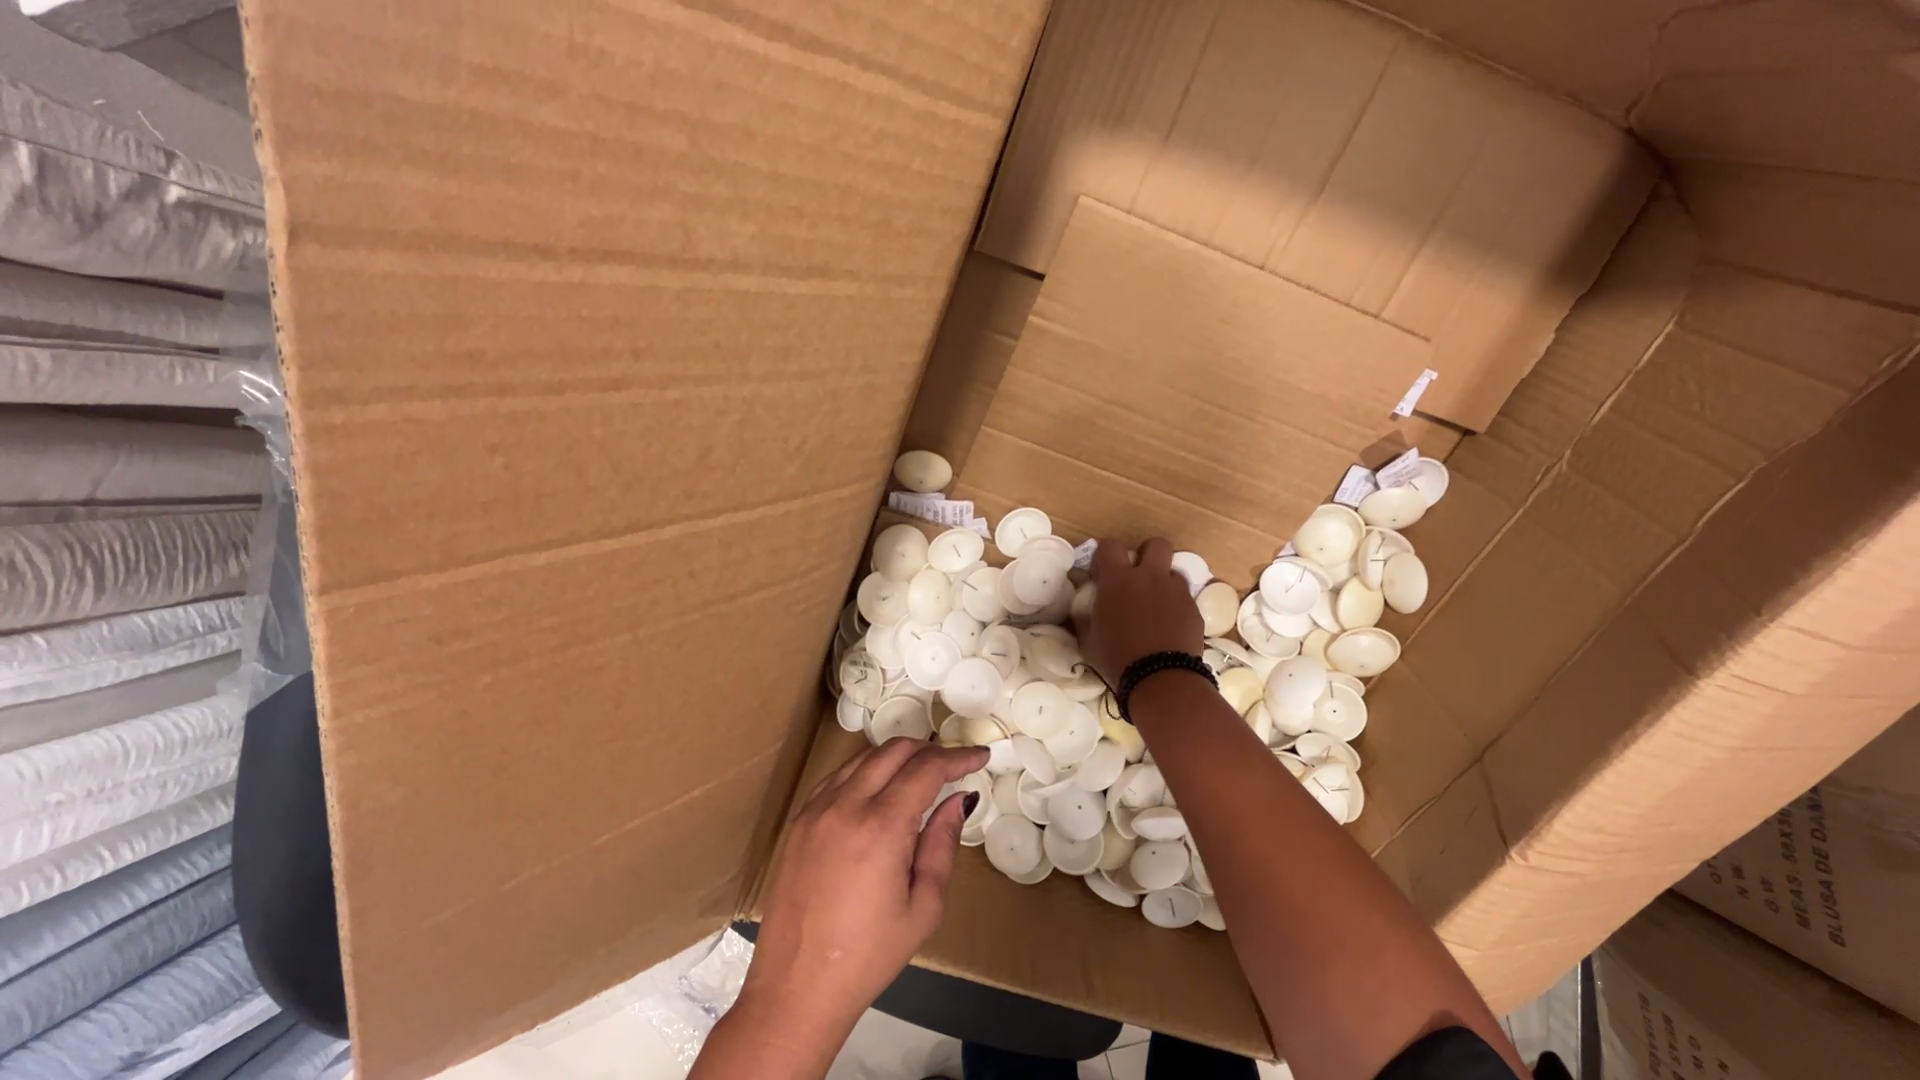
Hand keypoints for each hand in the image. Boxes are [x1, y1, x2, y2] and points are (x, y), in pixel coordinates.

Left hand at [741, 739, 988, 1032]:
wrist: (798, 987)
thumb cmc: (869, 956)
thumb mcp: (924, 906)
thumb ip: (942, 844)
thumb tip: (959, 800)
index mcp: (880, 827)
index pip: (927, 768)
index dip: (958, 757)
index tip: (980, 756)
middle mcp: (844, 806)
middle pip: (893, 751)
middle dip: (930, 749)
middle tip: (954, 765)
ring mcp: (815, 811)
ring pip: (862, 758)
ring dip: (896, 757)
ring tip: (921, 775)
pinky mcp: (797, 822)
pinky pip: (836, 777)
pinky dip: (864, 771)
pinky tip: (879, 789)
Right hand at [1074, 537, 1205, 684]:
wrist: (1161, 679)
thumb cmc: (1117, 658)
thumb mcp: (1088, 641)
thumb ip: (1084, 618)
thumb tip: (1081, 609)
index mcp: (1118, 580)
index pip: (1110, 546)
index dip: (1104, 556)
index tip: (1101, 574)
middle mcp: (1150, 577)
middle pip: (1156, 545)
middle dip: (1147, 554)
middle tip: (1138, 576)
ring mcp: (1176, 591)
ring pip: (1173, 571)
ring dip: (1164, 582)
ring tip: (1156, 604)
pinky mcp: (1194, 608)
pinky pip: (1185, 597)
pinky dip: (1176, 605)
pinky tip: (1170, 626)